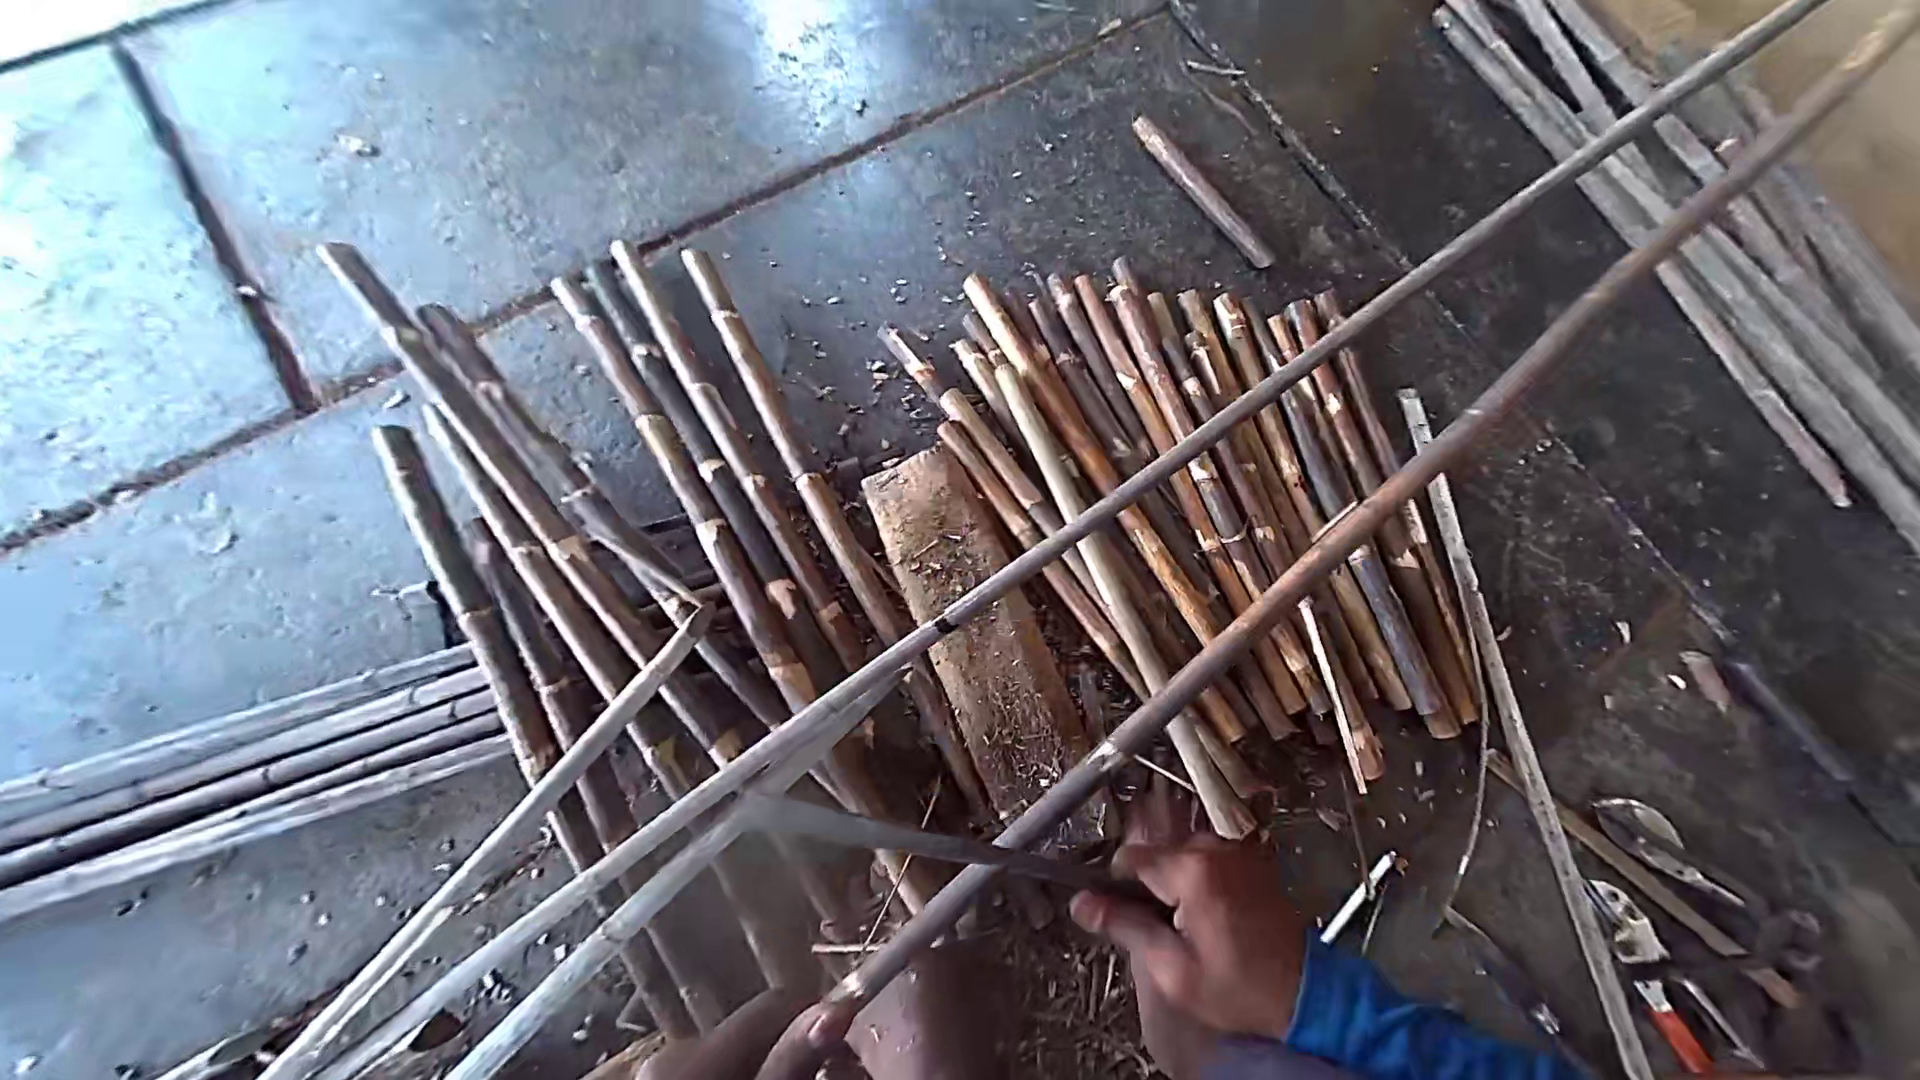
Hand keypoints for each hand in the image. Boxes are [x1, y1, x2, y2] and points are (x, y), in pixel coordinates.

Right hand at [1071, 836, 1307, 1041]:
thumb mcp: (1173, 969)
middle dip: (1148, 886)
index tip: (1117, 909)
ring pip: (1176, 855)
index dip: (1115, 885)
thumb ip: (1125, 927)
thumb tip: (1082, 904)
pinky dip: (1196, 878)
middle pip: (1154, 855)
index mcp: (1190, 869)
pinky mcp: (1247, 857)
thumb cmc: (1242, 989)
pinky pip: (1203, 858)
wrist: (1309, 996)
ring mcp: (1232, 849)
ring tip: (1187, 923)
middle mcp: (1211, 848)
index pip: (1128, 857)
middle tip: (1160, 926)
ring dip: (1172, 882)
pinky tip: (1208, 913)